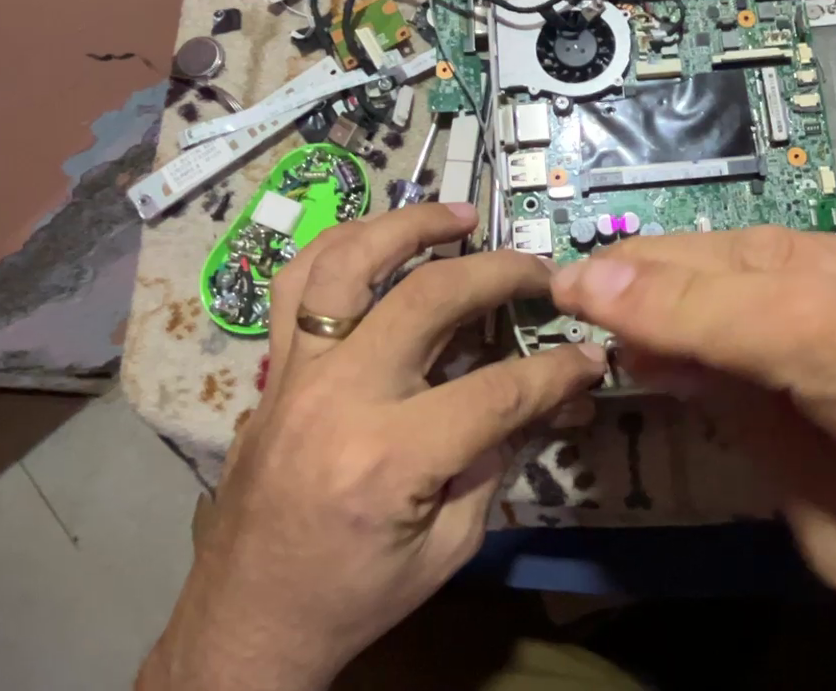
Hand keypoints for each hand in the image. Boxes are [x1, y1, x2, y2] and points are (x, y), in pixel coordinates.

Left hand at [142, 204, 606, 690]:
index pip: (496, 391)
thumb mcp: (448, 545)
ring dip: (407, 225)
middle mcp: (338, 398)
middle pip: (428, 299)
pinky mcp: (271, 372)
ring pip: (346, 264)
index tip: (589, 355)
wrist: (247, 622)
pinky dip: (339, 247)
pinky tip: (378, 238)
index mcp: (390, 459)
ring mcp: (293, 375)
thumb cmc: (356, 595)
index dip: (555, 371)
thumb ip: (499, 459)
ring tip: (457, 214)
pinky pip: (294, 285)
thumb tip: (552, 398)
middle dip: (498, 274)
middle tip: (539, 271)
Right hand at [549, 229, 835, 659]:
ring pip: (806, 248)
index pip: (814, 332)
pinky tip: (710, 282)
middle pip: (799, 270)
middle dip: (678, 270)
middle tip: (589, 278)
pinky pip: (833, 251)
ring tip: (630, 278)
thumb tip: (662, 353)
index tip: (593, 291)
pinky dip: (756, 267)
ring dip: (706, 261)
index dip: (694, 303)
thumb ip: (765, 441)